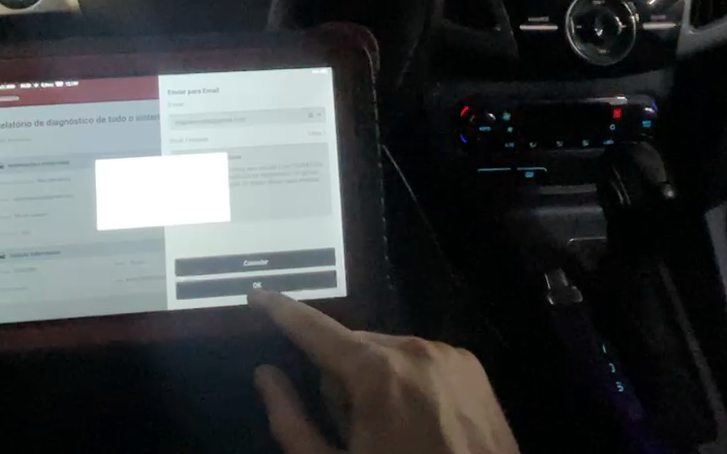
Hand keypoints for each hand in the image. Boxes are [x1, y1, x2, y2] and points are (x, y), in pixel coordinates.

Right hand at [250, 291, 520, 453]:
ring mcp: (447, 353)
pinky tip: (421, 422)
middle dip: (340, 378)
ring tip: (391, 431)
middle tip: (351, 430)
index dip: (280, 310)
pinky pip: (420, 359)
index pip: (314, 328)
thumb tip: (265, 374)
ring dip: (375, 378)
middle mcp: (412, 347)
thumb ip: (292, 422)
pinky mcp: (471, 365)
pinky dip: (408, 380)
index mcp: (376, 373)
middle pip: (351, 347)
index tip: (255, 296)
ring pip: (385, 351)